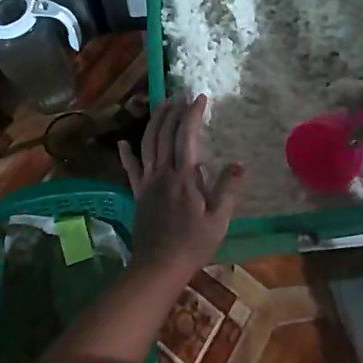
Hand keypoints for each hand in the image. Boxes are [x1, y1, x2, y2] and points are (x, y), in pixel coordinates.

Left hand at [118, 95, 243, 278]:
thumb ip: (228, 190)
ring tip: (162, 106)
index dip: (192, 114)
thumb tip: (240, 163)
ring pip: (147, 144)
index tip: (200, 98)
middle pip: (164, 134)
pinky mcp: (138, 194)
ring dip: (154, 123)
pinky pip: (131, 170)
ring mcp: (147, 182)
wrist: (158, 266)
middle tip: (182, 96)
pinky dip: (127, 154)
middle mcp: (162, 173)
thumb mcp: (219, 220)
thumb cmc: (193, 245)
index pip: (186, 136)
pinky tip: (123, 143)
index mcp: (184, 177)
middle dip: (173, 112)